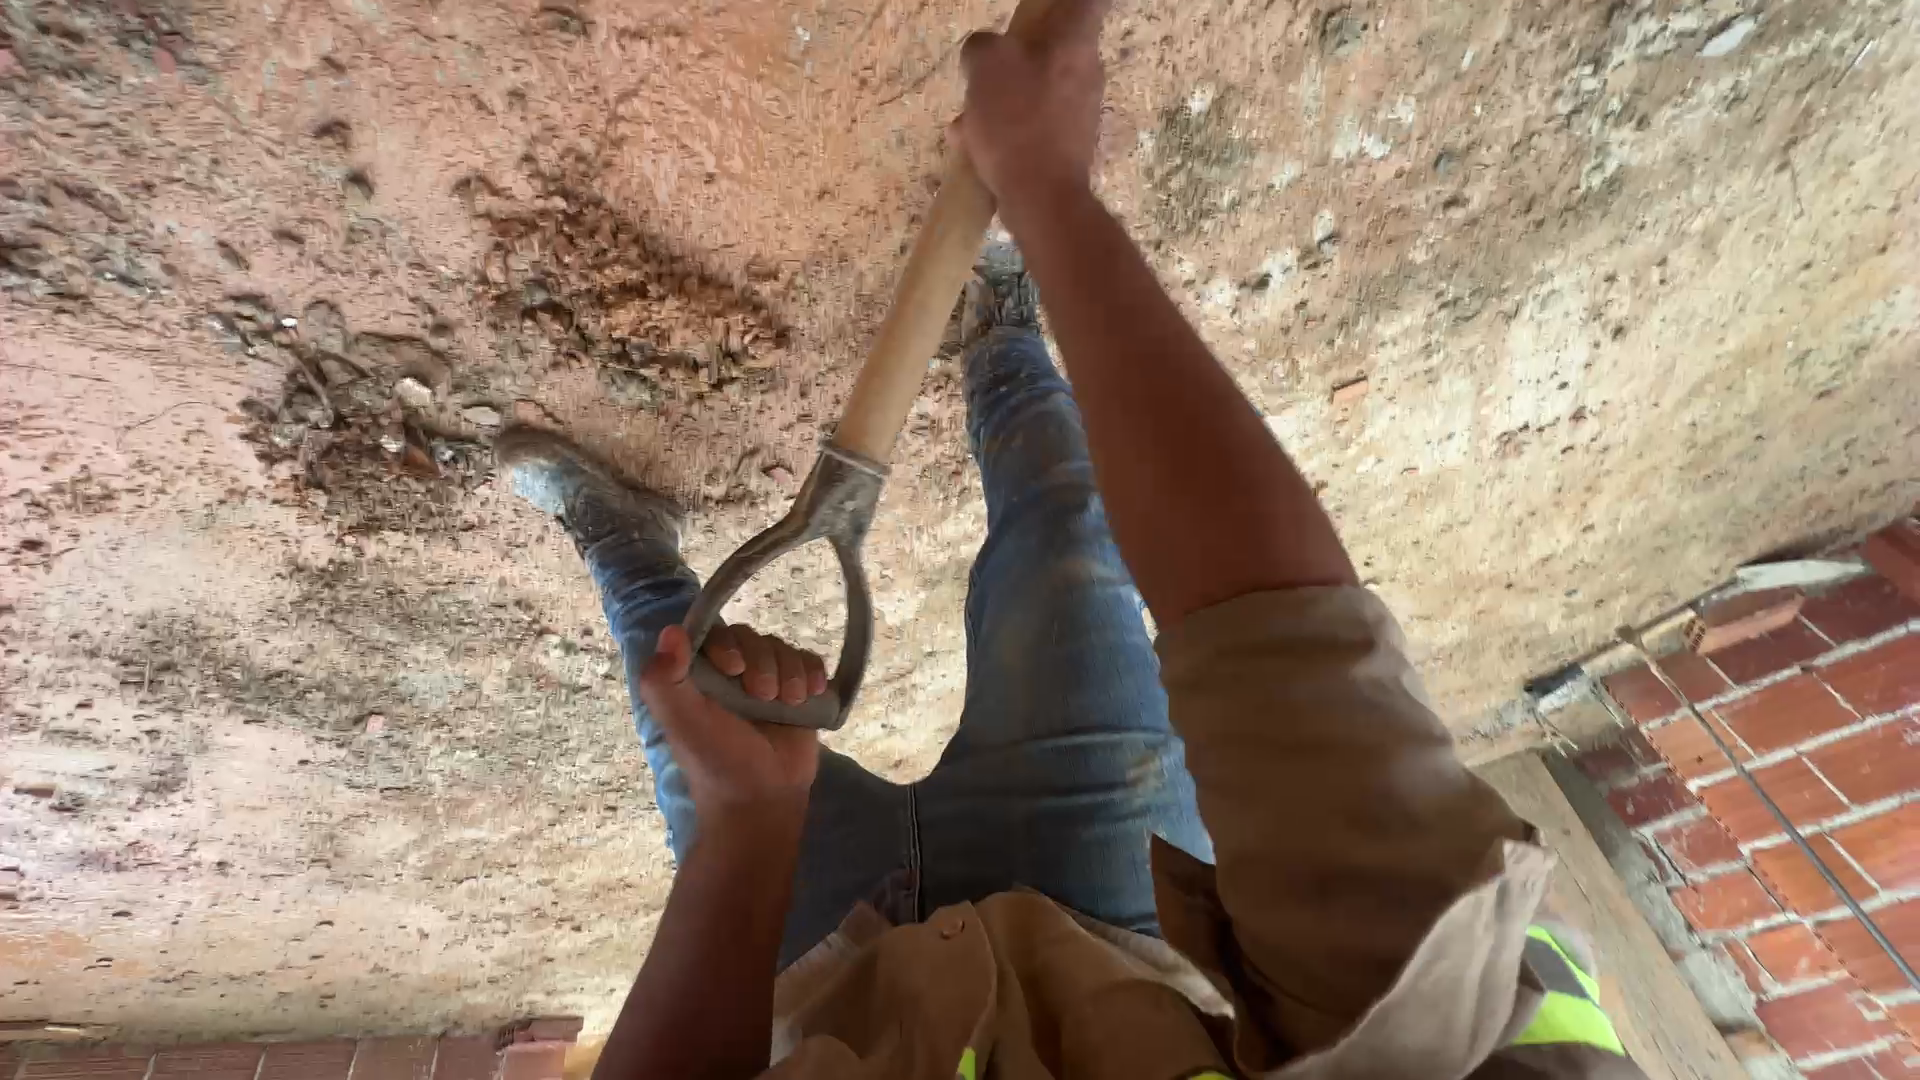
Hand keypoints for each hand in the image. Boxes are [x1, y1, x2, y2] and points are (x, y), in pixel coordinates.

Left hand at [639, 623, 824, 826]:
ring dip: (791, 672)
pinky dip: (814, 673)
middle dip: (765, 663)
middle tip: (764, 697)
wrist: (764, 799)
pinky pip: (810, 663)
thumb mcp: (683, 723)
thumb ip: (664, 681)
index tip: (735, 669)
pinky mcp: (799, 693)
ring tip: (791, 703)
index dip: (730, 644)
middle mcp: (734, 675)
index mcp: (701, 676)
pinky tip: (811, 694)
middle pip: (755, 639)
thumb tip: (671, 631)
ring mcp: (769, 682)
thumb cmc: (718, 762)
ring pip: (784, 649)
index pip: (716, 634)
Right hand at [949, 0, 1109, 206]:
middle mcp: (1086, 76)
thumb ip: (982, 48)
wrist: (1041, 201)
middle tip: (983, 72)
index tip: (1044, 9)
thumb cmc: (1018, 123)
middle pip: (1051, 52)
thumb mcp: (986, 67)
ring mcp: (1078, 118)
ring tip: (965, 126)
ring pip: (1034, 96)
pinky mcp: (1065, 154)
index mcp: (1076, 42)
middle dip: (1012, 61)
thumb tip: (982, 55)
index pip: (1089, 0)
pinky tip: (975, 153)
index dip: (1065, 1)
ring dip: (998, 106)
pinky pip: (1031, 132)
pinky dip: (1005, 138)